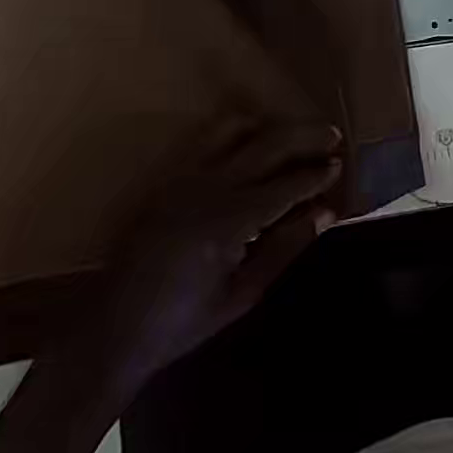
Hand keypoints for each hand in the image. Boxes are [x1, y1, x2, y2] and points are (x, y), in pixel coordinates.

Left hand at [0, 120, 342, 452]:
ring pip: (235, 128)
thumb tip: (327, 212)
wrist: (113, 327)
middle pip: (268, 144)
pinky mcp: (167, 176)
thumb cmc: (185, 319)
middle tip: (331, 135)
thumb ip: (287, 246)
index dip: (317, 174)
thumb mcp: (244, 292)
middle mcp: (208, 188)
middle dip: (305, 136)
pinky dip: (238, 130)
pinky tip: (252, 139)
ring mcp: (183, 177)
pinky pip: (207, 137)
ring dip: (271, 125)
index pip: (287, 184)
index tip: (339, 166)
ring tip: (294, 131)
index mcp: (229, 222)